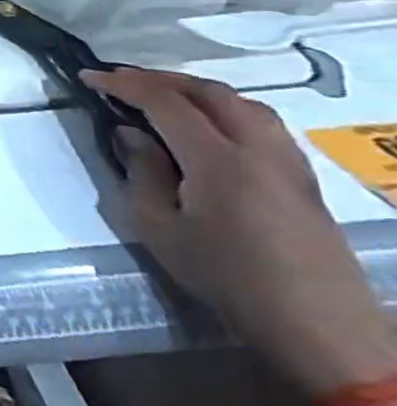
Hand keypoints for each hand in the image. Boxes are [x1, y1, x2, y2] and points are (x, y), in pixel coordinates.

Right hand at [84, 67, 396, 395]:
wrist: (318, 328)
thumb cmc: (225, 278)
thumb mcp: (160, 228)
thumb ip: (142, 172)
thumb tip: (132, 134)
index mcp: (220, 162)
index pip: (166, 103)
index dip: (123, 84)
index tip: (88, 77)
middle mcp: (261, 153)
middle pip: (212, 93)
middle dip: (161, 79)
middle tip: (120, 81)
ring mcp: (291, 166)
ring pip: (245, 105)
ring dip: (197, 92)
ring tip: (160, 97)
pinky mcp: (304, 181)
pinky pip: (263, 125)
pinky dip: (225, 110)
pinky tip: (205, 126)